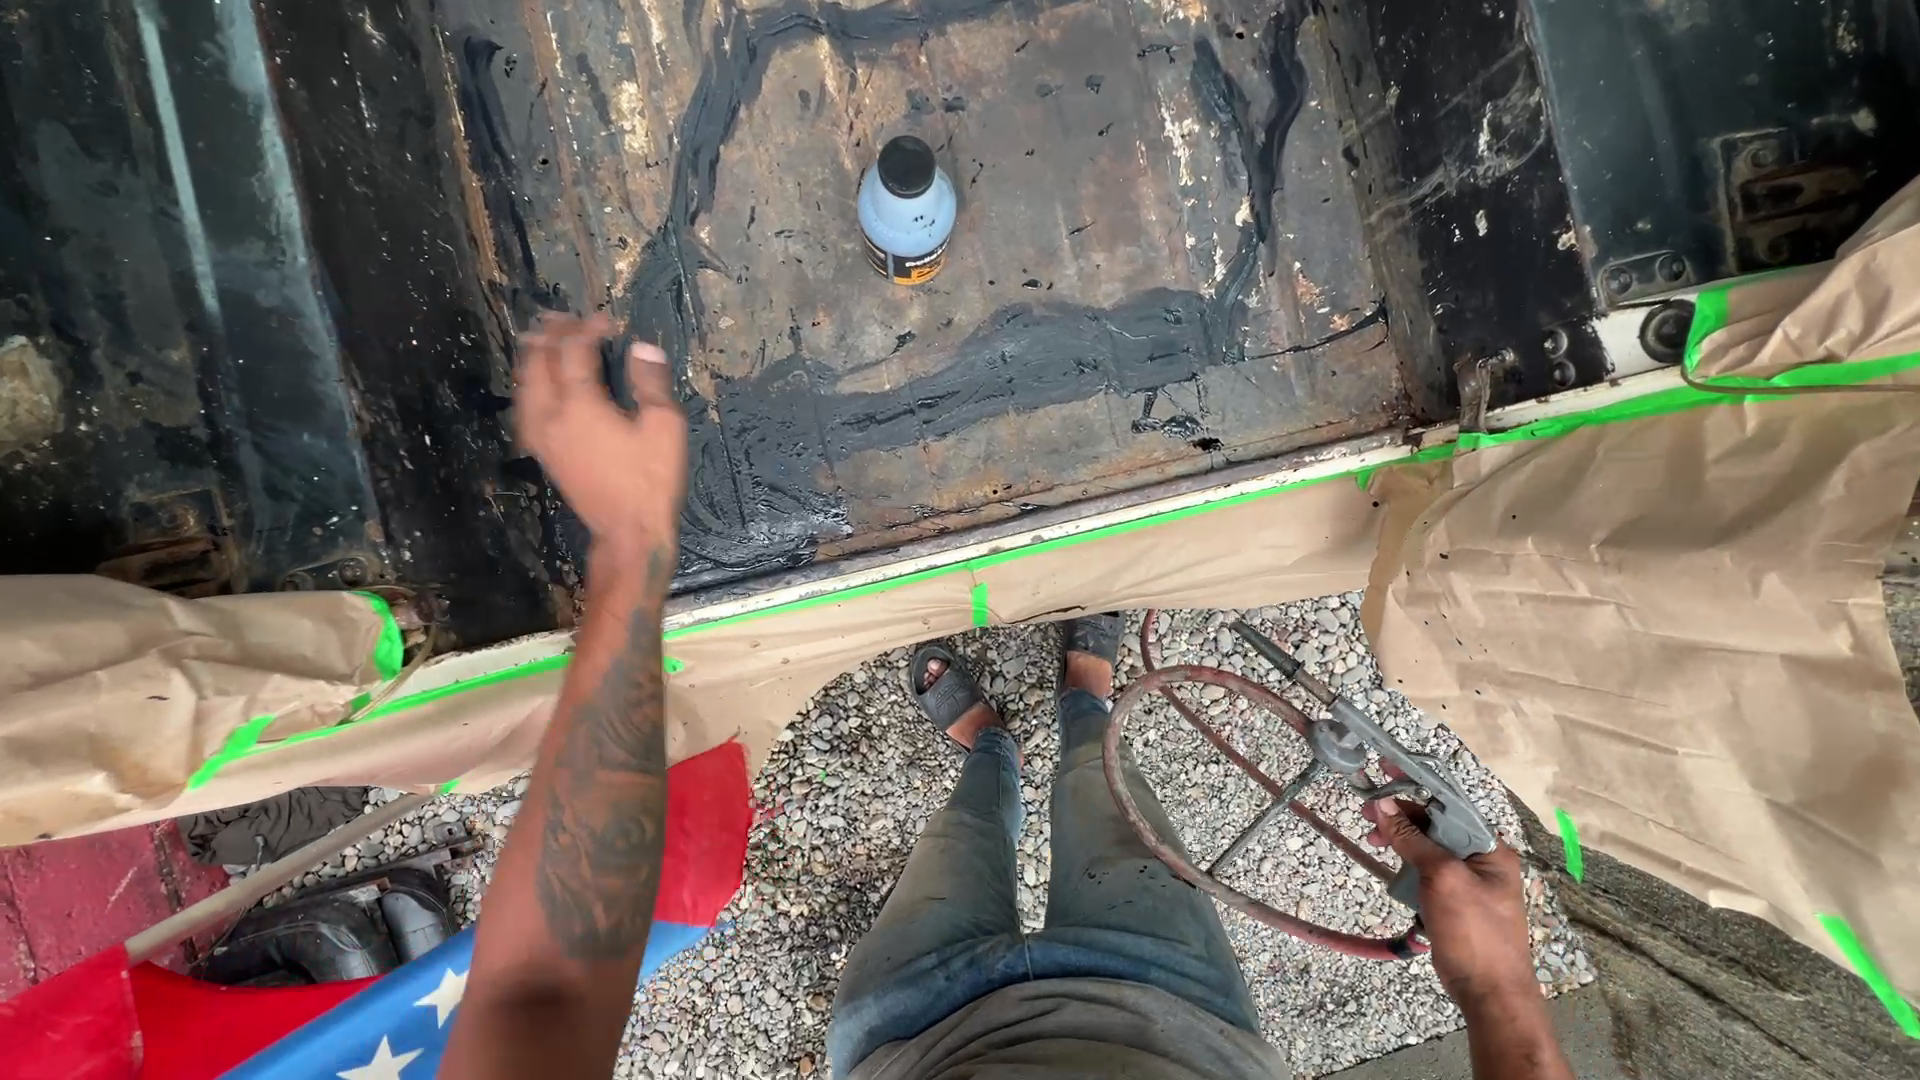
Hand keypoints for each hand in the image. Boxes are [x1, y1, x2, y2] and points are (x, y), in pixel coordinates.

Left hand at [515, 313, 688, 575]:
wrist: (628, 531)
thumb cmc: (651, 480)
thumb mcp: (664, 427)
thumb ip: (651, 383)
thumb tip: (643, 347)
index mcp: (582, 404)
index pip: (576, 353)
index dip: (588, 329)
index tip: (606, 319)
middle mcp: (552, 415)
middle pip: (540, 363)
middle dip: (550, 336)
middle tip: (562, 317)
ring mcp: (542, 436)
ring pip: (525, 384)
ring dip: (532, 357)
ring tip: (540, 340)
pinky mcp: (543, 453)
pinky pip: (525, 408)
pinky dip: (528, 385)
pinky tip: (535, 386)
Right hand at [1363, 797, 1537, 1007]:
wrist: (1488, 992)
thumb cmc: (1474, 931)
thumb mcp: (1441, 877)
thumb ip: (1411, 838)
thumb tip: (1381, 805)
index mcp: (1489, 848)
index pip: (1450, 804)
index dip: (1417, 783)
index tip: (1385, 769)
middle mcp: (1480, 858)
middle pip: (1435, 822)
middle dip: (1400, 814)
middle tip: (1366, 813)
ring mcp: (1466, 878)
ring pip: (1425, 843)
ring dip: (1398, 837)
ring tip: (1372, 840)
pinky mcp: (1451, 896)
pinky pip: (1424, 866)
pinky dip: (1404, 860)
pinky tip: (1390, 863)